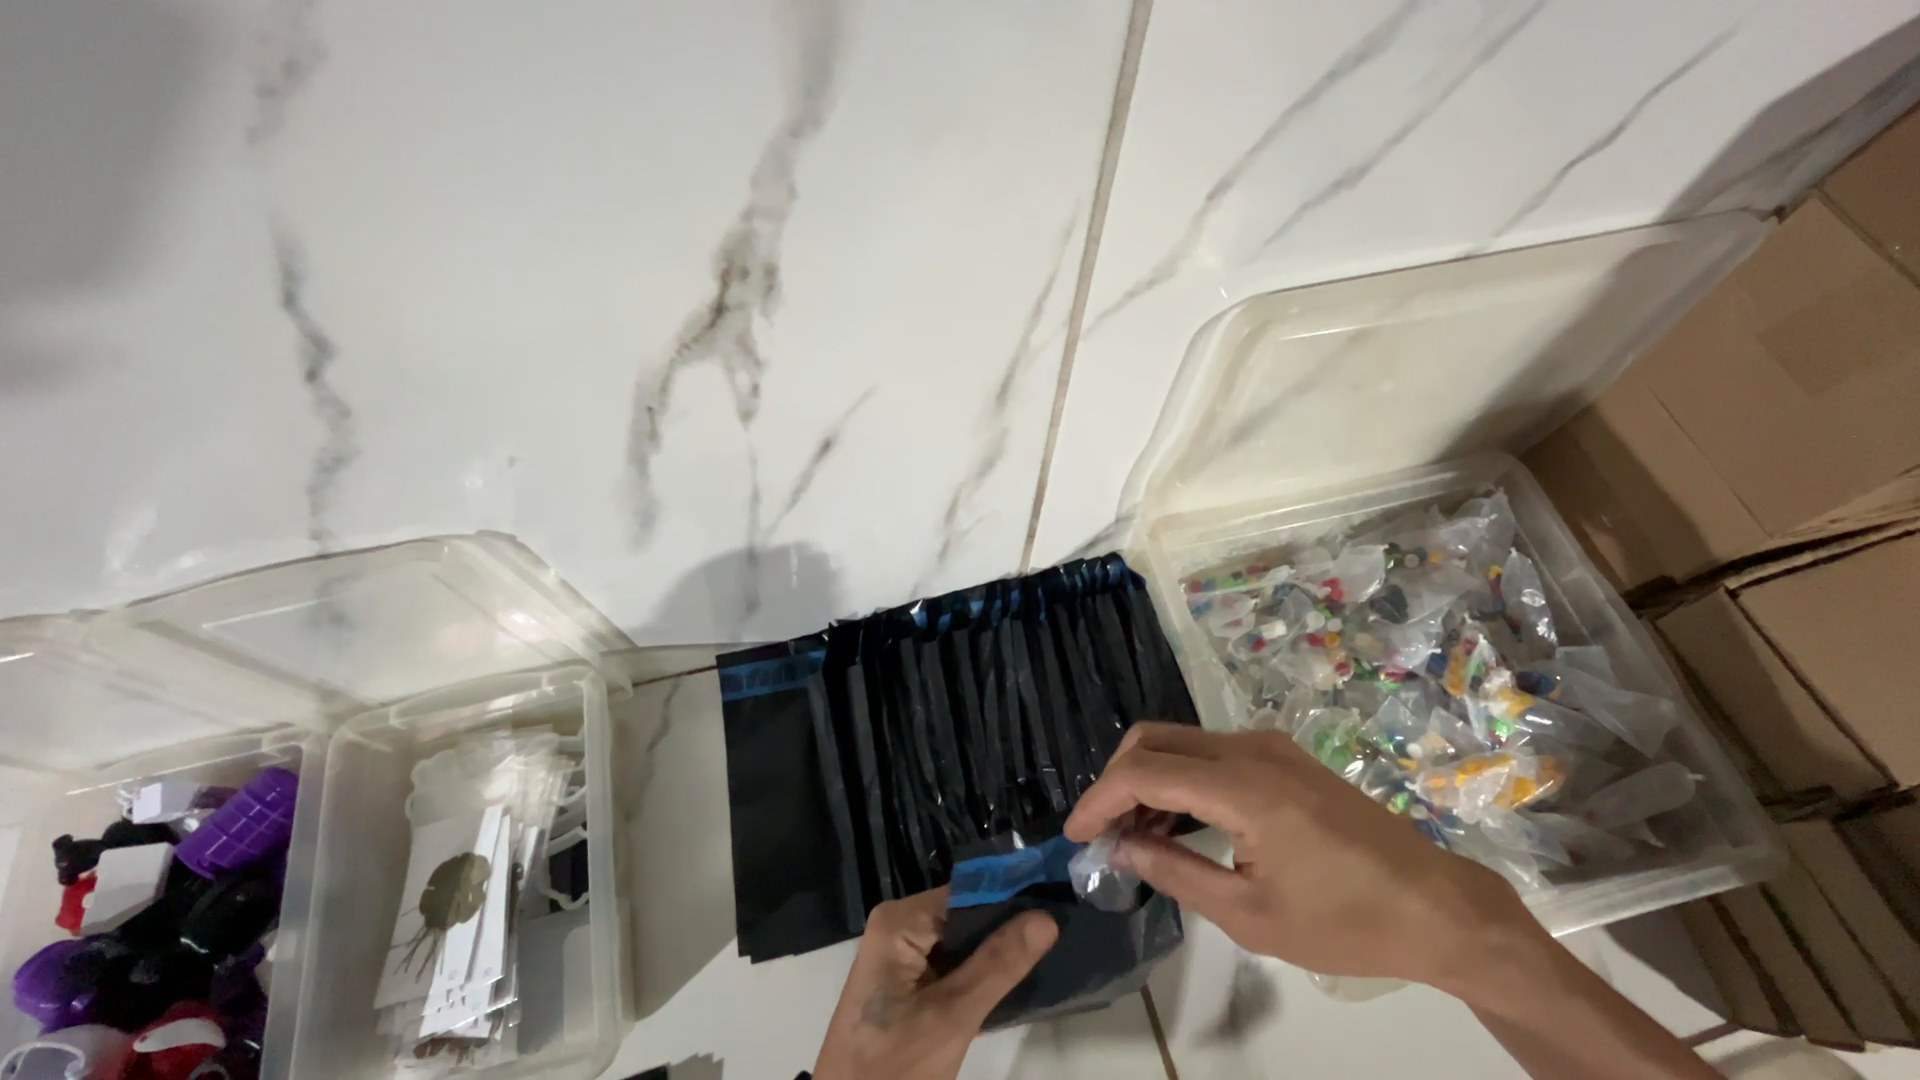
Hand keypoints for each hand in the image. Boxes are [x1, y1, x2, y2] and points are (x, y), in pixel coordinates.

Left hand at [813, 887, 1058, 1079]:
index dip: (1012, 895)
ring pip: (963, 939)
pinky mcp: (908, 981)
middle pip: (966, 912)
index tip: (1058, 900)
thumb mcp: (952, 1016)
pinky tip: (1017, 976)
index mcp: (899, 922)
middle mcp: (898, 926)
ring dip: (999, 949)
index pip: (967, 892)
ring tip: (1050, 950)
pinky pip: (953, 961)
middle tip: (1061, 931)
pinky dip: (981, 970)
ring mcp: (901, 954)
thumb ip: (998, 965)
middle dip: (1009, 924)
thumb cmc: (894, 1066)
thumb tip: (1045, 917)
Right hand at [1063, 722, 1542, 991]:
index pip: (1144, 772)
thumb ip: (1174, 873)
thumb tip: (1119, 850)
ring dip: (1146, 779)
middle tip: (1101, 832)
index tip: (1075, 834)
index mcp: (1243, 786)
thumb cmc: (1345, 921)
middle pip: (1154, 739)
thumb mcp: (1249, 914)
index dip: (1099, 799)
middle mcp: (1251, 749)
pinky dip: (1178, 778)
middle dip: (1115, 780)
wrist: (1436, 906)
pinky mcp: (1282, 756)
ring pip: (1179, 741)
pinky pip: (1209, 752)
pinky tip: (1176, 822)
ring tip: (1132, 836)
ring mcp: (1270, 747)